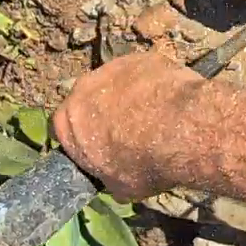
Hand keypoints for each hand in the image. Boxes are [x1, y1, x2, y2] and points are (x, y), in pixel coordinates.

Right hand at [53, 48, 208, 201]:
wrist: (182, 128)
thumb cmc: (145, 163)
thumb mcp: (121, 187)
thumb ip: (108, 176)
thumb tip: (114, 179)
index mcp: (66, 122)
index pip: (63, 130)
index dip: (81, 140)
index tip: (99, 149)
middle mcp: (82, 88)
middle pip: (88, 101)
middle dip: (104, 114)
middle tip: (129, 132)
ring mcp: (113, 67)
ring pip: (116, 83)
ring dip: (129, 96)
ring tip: (154, 116)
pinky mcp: (142, 57)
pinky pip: (142, 72)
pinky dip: (152, 83)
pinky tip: (170, 100)